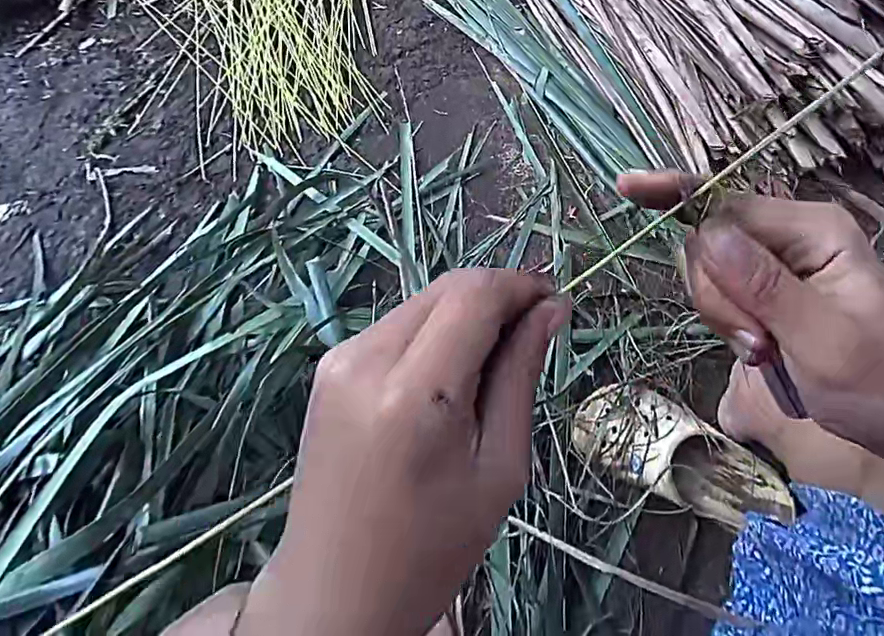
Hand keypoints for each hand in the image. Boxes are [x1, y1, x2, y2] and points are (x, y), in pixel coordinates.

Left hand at [244, 268, 569, 635]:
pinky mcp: (330, 365)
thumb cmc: (431, 548)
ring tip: (491, 360)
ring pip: (426, 299)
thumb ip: (522, 373)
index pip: (475, 294)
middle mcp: (367, 359)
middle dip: (499, 294)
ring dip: (468, 312)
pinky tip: (449, 372)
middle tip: (533, 329)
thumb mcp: (499, 466)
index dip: (521, 285)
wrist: (332, 598)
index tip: (553, 302)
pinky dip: (436, 329)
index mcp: (413, 393)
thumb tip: (551, 308)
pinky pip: (399, 322)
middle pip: (450, 287)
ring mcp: (340, 358)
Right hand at [617, 171, 883, 454]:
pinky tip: (760, 348)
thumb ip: (765, 286)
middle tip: (758, 344)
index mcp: (814, 227)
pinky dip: (728, 321)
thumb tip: (707, 234)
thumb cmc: (881, 383)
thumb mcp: (825, 341)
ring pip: (709, 265)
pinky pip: (720, 288)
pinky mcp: (766, 283)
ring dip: (724, 312)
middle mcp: (791, 230)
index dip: (677, 198)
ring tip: (766, 350)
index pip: (728, 207)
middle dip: (719, 294)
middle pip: (711, 238)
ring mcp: (777, 256)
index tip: (627, 187)